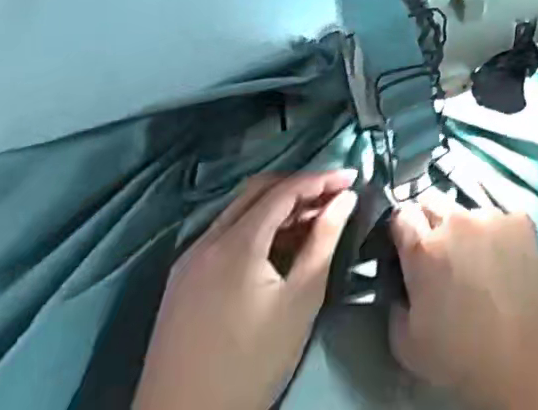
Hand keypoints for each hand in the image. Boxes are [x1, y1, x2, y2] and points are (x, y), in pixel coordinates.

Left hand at [133, 170, 357, 409]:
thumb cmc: (252, 360)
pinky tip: (283, 243)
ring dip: (279, 205)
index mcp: (234, 246)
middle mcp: (204, 244)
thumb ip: (325, 240)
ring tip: (317, 218)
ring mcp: (188, 263)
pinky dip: (259, 225)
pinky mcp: (183, 281)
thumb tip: (345, 199)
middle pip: (257, 191)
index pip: (283, 191)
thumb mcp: (301, 298)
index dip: (322, 179)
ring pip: (239, 211)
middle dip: (300, 185)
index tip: (354, 178)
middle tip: (336, 194)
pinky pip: (225, 233)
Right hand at [385, 197, 537, 408]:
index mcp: (423, 248)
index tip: (405, 244)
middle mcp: (458, 221)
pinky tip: (501, 255)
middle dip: (429, 219)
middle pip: (434, 201)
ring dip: (465, 226)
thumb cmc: (456, 350)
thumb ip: (395, 297)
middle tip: (437, 248)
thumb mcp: (403, 337)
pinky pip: (500, 217)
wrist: (519, 347)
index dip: (401, 229)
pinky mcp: (522, 218)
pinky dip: (496, 231)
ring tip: (475, 255)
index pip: (401, 214)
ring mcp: (493, 215)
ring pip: (469, 209)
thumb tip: (401, 278)